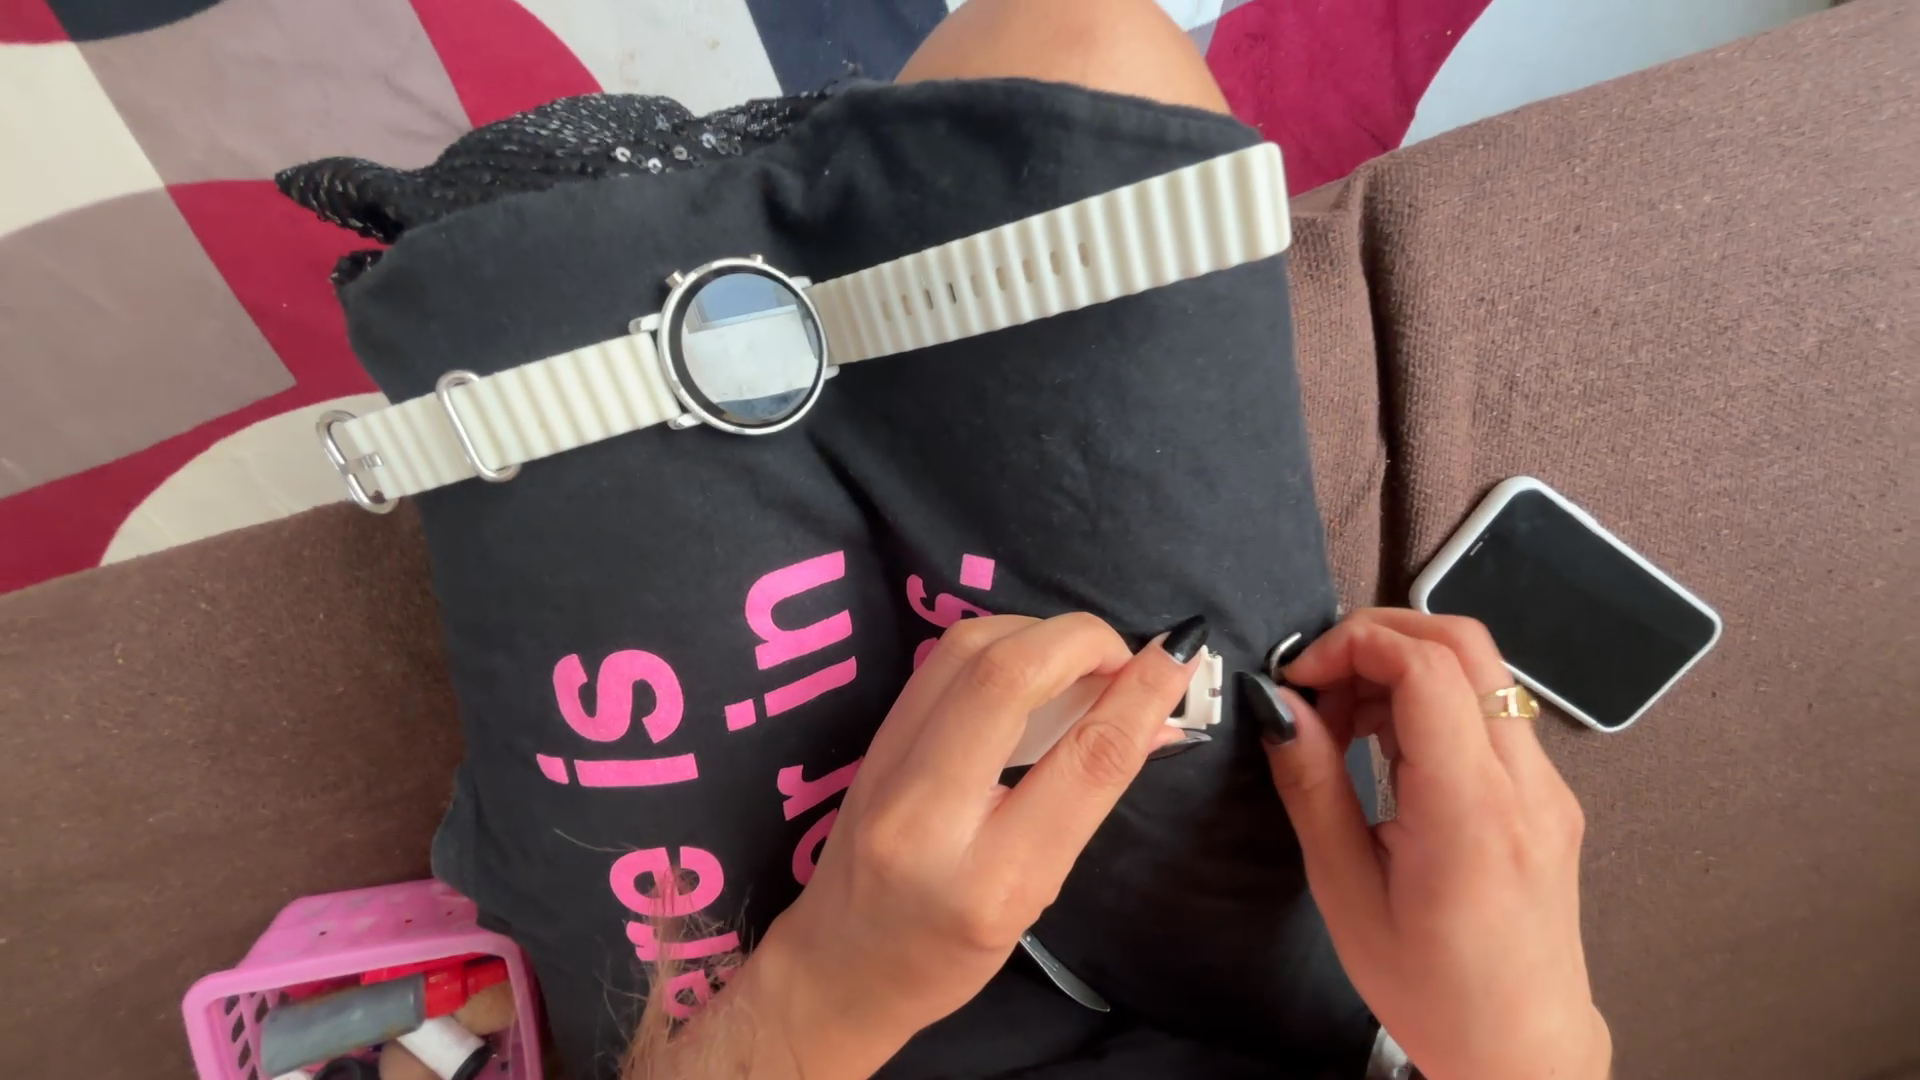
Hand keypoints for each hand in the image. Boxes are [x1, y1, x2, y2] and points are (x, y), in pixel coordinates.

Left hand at [747, 613, 1203, 1077]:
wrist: (838, 964)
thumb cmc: (949, 953)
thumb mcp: (1036, 893)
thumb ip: (1086, 796)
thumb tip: (1150, 716)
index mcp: (991, 878)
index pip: (1084, 761)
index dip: (1142, 693)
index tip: (1179, 655)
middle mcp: (929, 812)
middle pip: (1009, 677)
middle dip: (1081, 641)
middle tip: (1120, 654)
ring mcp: (888, 764)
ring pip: (969, 650)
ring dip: (1039, 632)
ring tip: (1077, 657)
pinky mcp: (874, 735)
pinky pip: (942, 659)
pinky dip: (1000, 640)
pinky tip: (1026, 660)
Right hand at [1263, 609, 1609, 1079]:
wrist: (1522, 1054)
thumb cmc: (1427, 985)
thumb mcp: (1343, 886)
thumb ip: (1311, 782)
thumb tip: (1278, 704)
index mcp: (1474, 812)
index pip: (1429, 668)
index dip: (1352, 645)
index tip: (1298, 678)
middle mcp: (1527, 784)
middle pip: (1463, 642)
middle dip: (1374, 636)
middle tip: (1317, 682)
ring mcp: (1546, 784)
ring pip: (1474, 665)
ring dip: (1394, 665)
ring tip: (1341, 718)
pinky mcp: (1542, 790)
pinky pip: (1482, 703)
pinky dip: (1419, 695)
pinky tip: (1379, 739)